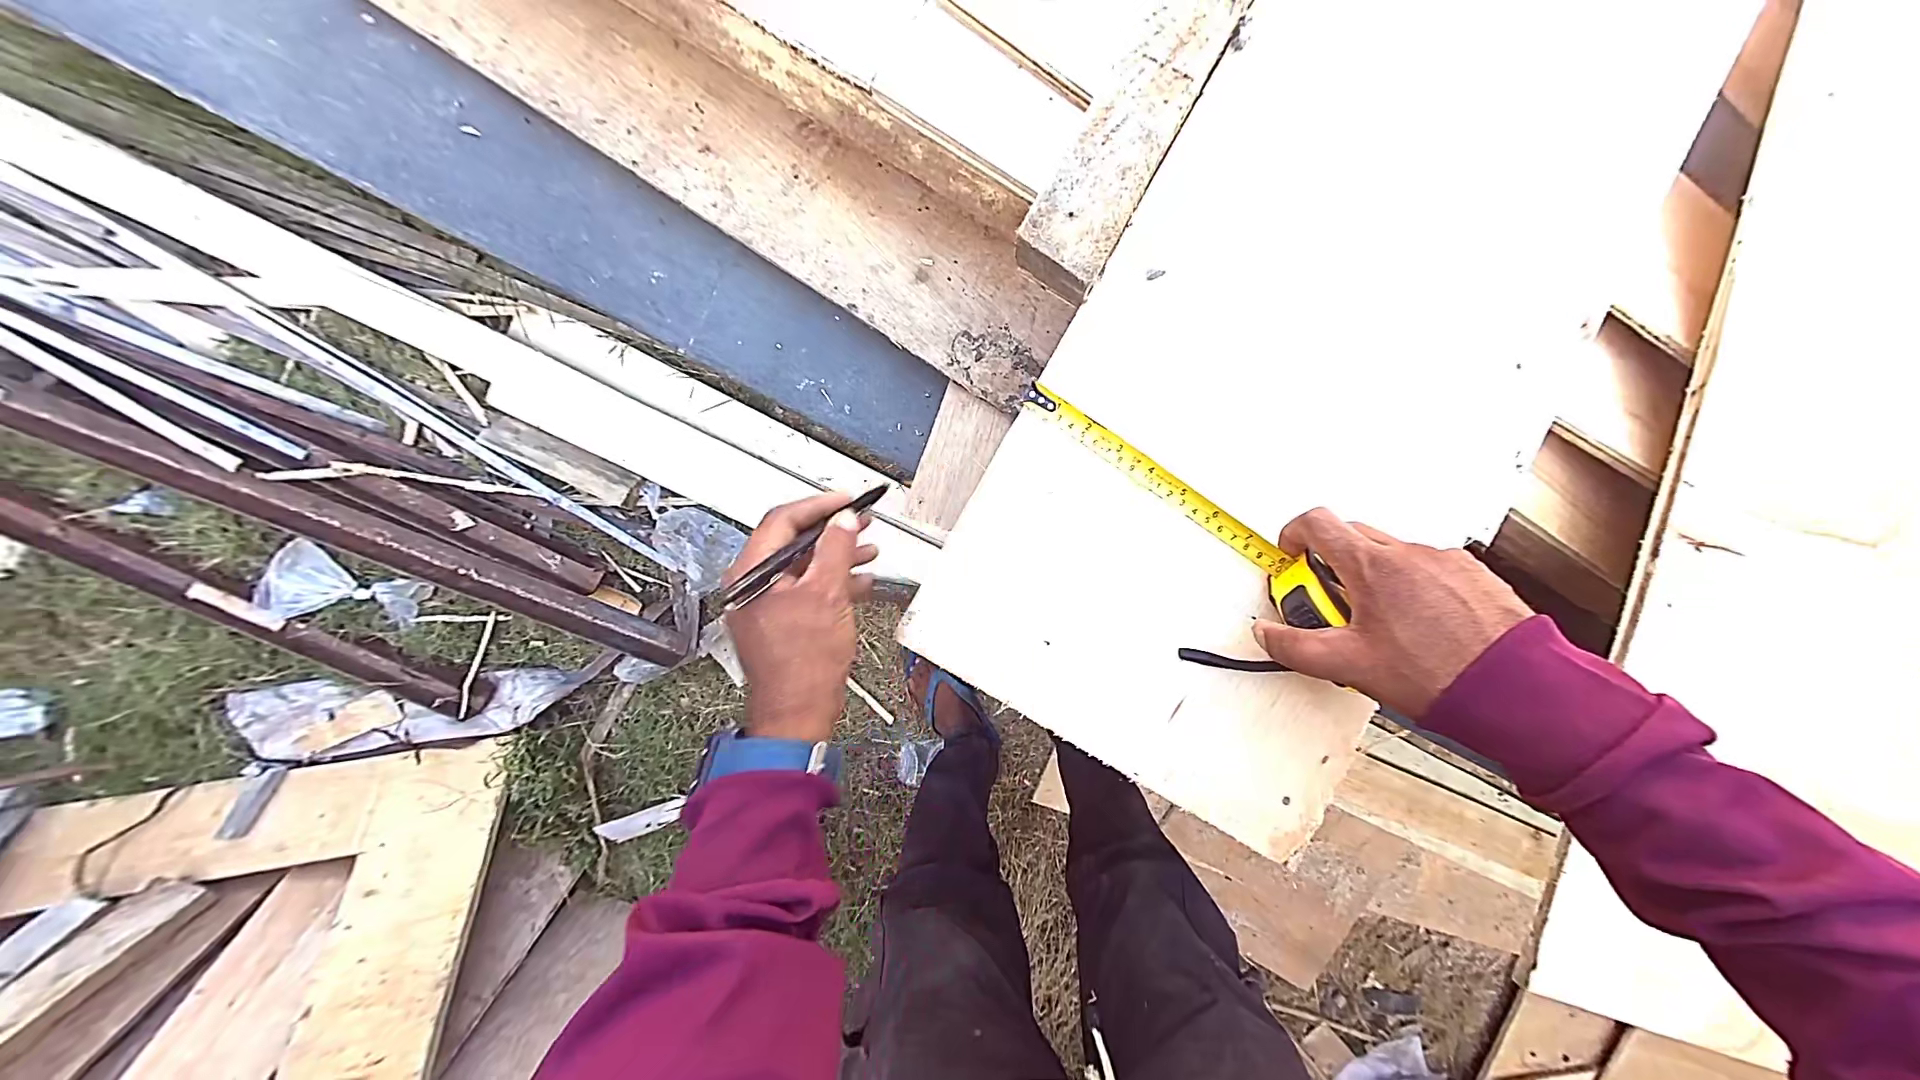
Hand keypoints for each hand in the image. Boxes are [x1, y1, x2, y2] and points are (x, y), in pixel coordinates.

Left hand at [723, 492, 877, 741]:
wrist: (798, 712)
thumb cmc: (802, 666)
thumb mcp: (828, 594)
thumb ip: (836, 550)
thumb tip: (843, 521)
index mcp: (751, 574)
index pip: (782, 520)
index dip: (819, 506)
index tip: (845, 502)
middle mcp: (751, 586)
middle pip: (792, 542)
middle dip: (831, 531)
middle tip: (859, 521)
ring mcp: (764, 605)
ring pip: (803, 566)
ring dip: (836, 556)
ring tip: (866, 549)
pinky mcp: (780, 621)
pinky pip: (806, 589)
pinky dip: (832, 582)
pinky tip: (857, 581)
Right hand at [1251, 508, 1533, 717]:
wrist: (1519, 690)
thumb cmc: (1441, 674)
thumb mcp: (1347, 665)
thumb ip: (1294, 646)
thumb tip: (1268, 634)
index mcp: (1372, 566)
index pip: (1317, 523)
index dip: (1293, 535)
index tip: (1290, 556)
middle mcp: (1408, 554)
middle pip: (1351, 536)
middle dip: (1329, 563)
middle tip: (1329, 603)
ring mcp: (1445, 562)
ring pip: (1390, 554)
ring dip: (1371, 577)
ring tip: (1377, 624)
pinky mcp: (1474, 577)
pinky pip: (1427, 568)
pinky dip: (1410, 586)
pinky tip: (1415, 626)